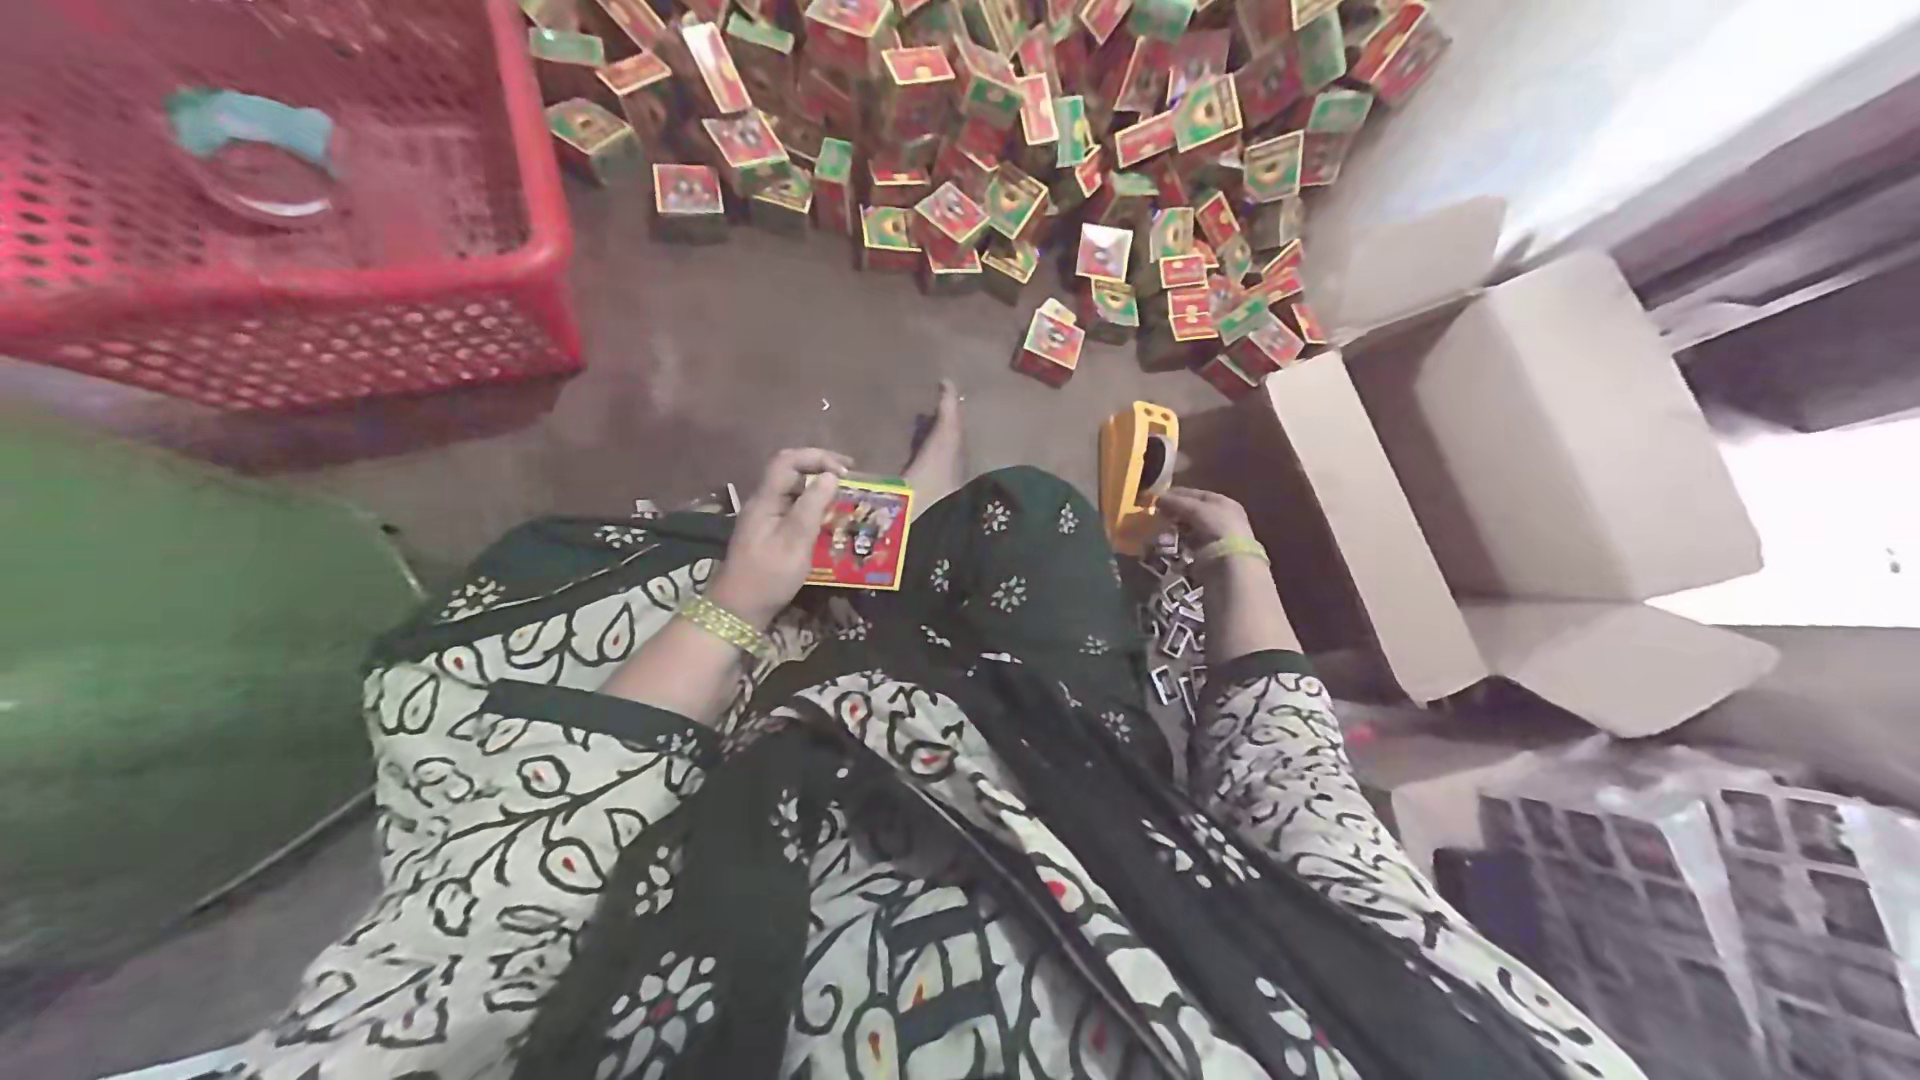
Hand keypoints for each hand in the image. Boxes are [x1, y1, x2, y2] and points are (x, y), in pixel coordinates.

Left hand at [708, 448, 851, 627]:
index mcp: (765, 500)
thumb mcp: (795, 541)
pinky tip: (830, 518)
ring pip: (793, 490)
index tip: (845, 471)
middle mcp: (764, 502)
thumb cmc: (768, 576)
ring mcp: (766, 518)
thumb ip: (812, 506)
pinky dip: (814, 506)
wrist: (739, 610)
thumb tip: (831, 476)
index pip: (788, 461)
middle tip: (850, 478)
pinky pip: (794, 508)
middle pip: (790, 471)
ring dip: (819, 488)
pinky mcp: (771, 532)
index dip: (817, 458)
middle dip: (821, 468)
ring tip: (845, 496)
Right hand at [1156, 487, 1253, 548]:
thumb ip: (1176, 502)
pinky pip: (1185, 546)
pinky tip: (1166, 546)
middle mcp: (1219, 519)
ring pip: (1186, 530)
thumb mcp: (1196, 509)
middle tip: (1156, 515)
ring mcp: (1213, 538)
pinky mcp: (1206, 555)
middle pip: (1190, 513)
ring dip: (1172, 531)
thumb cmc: (1216, 527)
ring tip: (1160, 534)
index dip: (1177, 495)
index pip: (1196, 495)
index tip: (1158, 497)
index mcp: (1222, 503)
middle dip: (1173, 514)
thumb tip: (1157, 498)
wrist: (1229, 561)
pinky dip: (1175, 545)